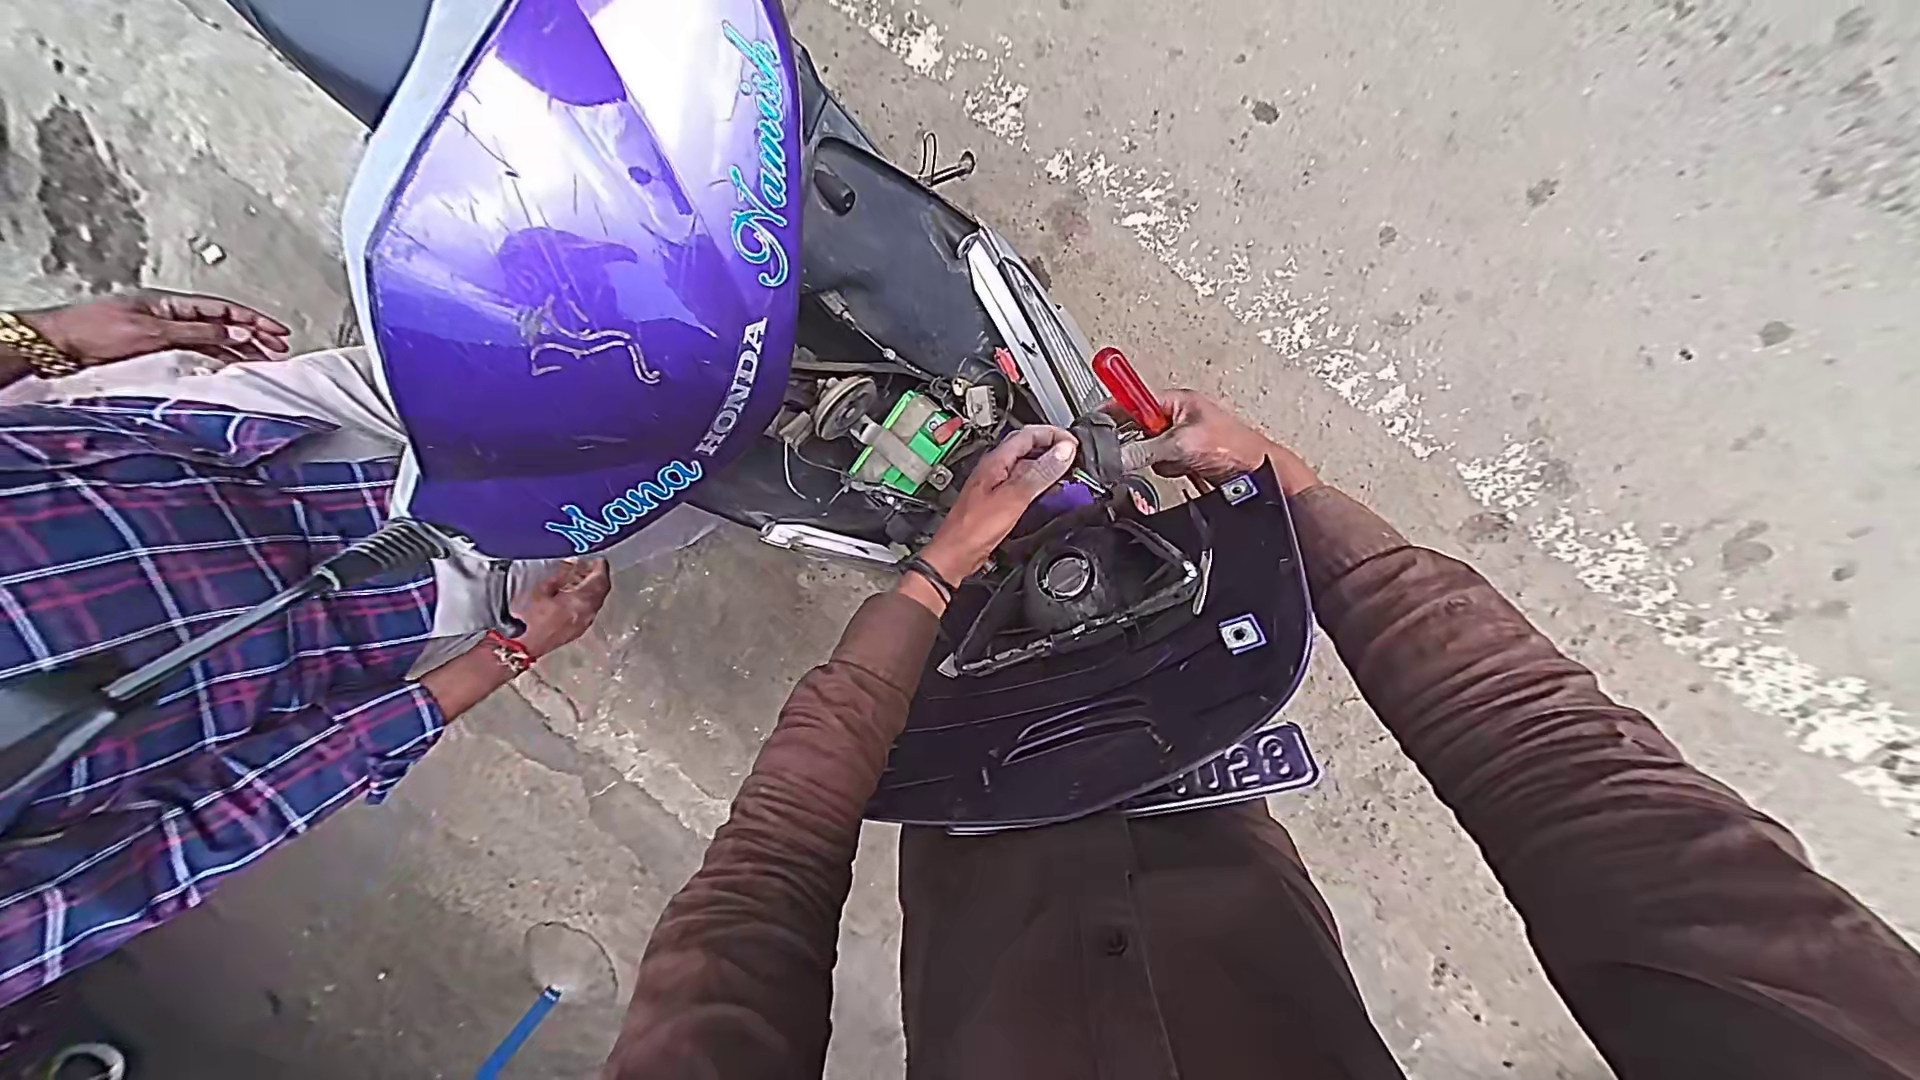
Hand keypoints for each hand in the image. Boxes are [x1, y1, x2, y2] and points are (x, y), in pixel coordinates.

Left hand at [18, 290, 291, 365]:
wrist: (54, 345)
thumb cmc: (93, 332)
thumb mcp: (154, 331)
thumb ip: (202, 331)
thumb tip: (241, 332)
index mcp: (169, 304)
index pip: (224, 309)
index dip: (255, 319)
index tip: (280, 331)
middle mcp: (172, 315)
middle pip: (225, 322)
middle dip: (256, 334)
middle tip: (279, 347)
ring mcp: (168, 330)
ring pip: (218, 337)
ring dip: (244, 347)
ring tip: (265, 359)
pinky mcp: (164, 345)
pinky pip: (205, 348)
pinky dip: (225, 355)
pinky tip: (237, 363)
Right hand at [514, 559, 612, 657]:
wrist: (527, 644)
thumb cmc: (532, 619)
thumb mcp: (542, 592)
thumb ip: (558, 579)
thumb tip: (568, 570)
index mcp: (583, 600)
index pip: (600, 579)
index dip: (600, 567)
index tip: (598, 559)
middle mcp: (590, 610)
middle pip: (602, 589)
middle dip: (597, 576)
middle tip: (589, 567)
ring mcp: (587, 620)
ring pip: (597, 599)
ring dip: (592, 587)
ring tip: (579, 579)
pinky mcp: (582, 627)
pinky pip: (591, 608)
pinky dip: (588, 598)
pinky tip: (575, 595)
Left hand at [920, 425, 1078, 581]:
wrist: (955, 554)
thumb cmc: (973, 528)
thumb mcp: (1014, 497)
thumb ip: (1040, 473)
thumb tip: (1063, 451)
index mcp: (996, 461)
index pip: (1029, 434)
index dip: (1054, 435)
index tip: (1073, 445)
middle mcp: (994, 469)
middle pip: (1028, 447)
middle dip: (1052, 449)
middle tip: (1073, 458)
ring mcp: (995, 485)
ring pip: (1026, 466)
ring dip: (1047, 467)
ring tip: (1065, 475)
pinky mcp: (997, 501)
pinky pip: (1022, 485)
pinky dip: (1038, 485)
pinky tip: (1047, 494)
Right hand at [1118, 390, 1318, 494]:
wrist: (1256, 474)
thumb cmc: (1234, 447)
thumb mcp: (1180, 444)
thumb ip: (1142, 450)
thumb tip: (1115, 457)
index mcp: (1176, 401)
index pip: (1131, 399)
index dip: (1112, 409)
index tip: (1093, 419)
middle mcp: (1176, 416)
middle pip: (1135, 428)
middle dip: (1139, 443)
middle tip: (1146, 449)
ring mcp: (1179, 438)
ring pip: (1145, 449)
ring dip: (1157, 459)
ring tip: (1178, 460)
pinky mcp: (1183, 457)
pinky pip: (1159, 463)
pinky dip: (1166, 468)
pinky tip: (1183, 469)